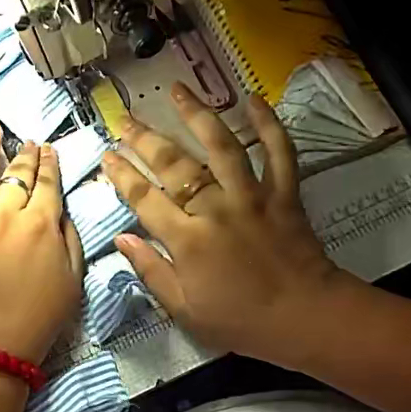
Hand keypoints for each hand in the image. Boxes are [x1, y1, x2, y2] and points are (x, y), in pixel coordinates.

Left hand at [0, 125, 83, 366]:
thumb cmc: (42, 315)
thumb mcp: (74, 277)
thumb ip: (70, 239)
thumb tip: (61, 213)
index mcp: (41, 224)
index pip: (47, 182)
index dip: (49, 163)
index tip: (48, 149)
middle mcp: (7, 214)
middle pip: (16, 173)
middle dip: (24, 153)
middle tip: (27, 141)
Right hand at [101, 84, 354, 366]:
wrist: (304, 317)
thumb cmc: (241, 320)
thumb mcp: (185, 310)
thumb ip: (151, 271)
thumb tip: (121, 238)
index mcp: (187, 240)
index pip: (144, 198)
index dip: (121, 174)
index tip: (106, 154)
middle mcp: (215, 208)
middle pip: (174, 165)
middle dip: (145, 138)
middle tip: (126, 118)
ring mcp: (252, 196)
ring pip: (222, 146)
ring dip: (198, 114)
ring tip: (178, 90)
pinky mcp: (283, 192)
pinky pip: (279, 151)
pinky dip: (269, 124)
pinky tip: (254, 99)